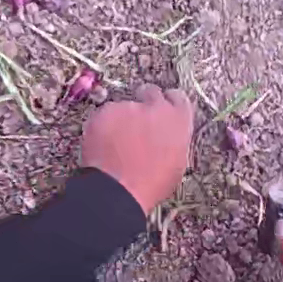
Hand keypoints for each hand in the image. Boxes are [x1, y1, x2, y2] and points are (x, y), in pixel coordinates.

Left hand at [80, 85, 194, 214]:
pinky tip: (104, 144)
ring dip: (122, 118)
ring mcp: (128, 106)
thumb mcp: (178, 160)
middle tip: (138, 123)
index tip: (162, 113)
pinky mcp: (104, 112)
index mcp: (179, 119)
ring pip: (124, 106)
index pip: (178, 97)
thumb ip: (174, 137)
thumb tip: (168, 134)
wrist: (119, 189)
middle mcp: (156, 106)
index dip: (168, 104)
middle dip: (145, 102)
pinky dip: (103, 125)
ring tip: (117, 143)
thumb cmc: (154, 182)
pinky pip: (104, 115)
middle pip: (151, 92)